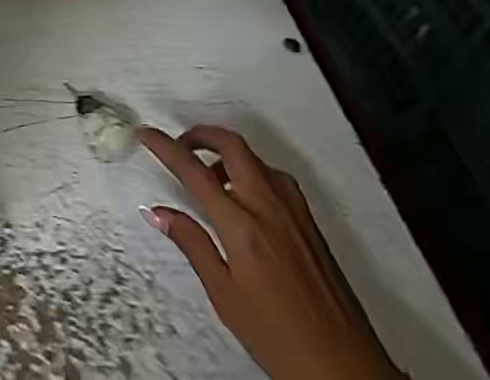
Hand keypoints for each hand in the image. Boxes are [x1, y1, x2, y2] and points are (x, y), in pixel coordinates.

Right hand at [138, 126, 402, 379]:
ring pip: (252, 156)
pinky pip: (271, 174)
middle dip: (199, 134)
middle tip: (178, 144)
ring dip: (224, 152)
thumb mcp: (224, 295)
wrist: (341, 361)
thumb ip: (191, 244)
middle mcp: (270, 205)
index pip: (194, 171)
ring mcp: (293, 207)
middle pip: (230, 144)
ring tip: (206, 177)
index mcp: (243, 227)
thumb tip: (160, 214)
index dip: (165, 147)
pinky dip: (248, 170)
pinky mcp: (307, 215)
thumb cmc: (282, 338)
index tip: (147, 134)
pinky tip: (240, 196)